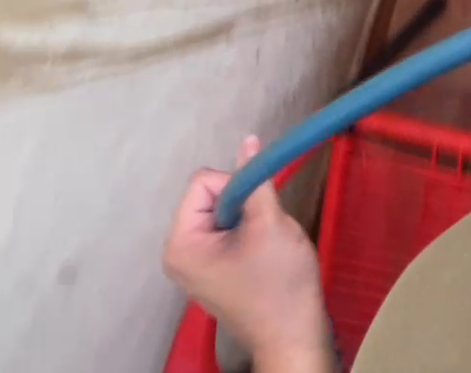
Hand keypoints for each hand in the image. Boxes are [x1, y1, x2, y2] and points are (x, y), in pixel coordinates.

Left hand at [163, 136, 328, 368]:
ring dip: (248, 214)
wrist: (292, 330)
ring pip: (223, 208)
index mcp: (181, 242)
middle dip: (242, 199)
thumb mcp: (269, 222)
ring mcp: (194, 262)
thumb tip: (248, 140)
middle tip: (263, 227)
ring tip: (265, 241)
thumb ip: (255, 179)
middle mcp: (178, 251)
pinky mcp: (211, 267)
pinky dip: (247, 228)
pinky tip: (262, 250)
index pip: (203, 181)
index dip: (237, 184)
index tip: (258, 210)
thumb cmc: (278, 279)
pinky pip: (226, 227)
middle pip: (210, 193)